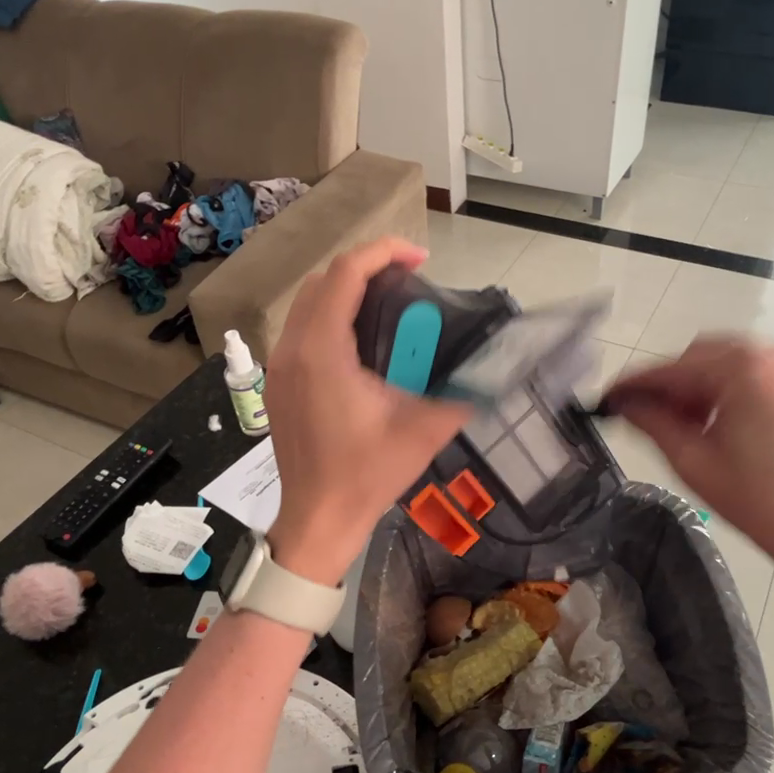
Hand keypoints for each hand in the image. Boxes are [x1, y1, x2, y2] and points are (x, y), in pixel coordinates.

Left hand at [264, 238, 473, 585]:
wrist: (318, 520)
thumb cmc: (366, 475)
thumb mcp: (422, 431)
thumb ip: (462, 393)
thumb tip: (495, 367)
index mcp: (322, 351)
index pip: (346, 274)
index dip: (384, 252)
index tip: (421, 258)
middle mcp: (292, 349)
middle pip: (322, 281)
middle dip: (366, 268)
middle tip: (409, 280)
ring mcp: (280, 368)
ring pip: (307, 304)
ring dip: (345, 292)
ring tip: (389, 304)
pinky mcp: (279, 386)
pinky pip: (301, 331)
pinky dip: (330, 318)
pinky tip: (362, 342)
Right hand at [606, 337, 773, 592]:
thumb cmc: (765, 507)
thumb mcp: (696, 464)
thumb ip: (654, 423)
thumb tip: (626, 404)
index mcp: (745, 368)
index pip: (673, 367)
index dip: (635, 384)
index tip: (608, 399)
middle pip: (704, 356)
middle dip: (673, 385)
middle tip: (649, 420)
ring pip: (733, 363)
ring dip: (704, 388)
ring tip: (690, 429)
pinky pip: (762, 374)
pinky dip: (735, 391)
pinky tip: (726, 427)